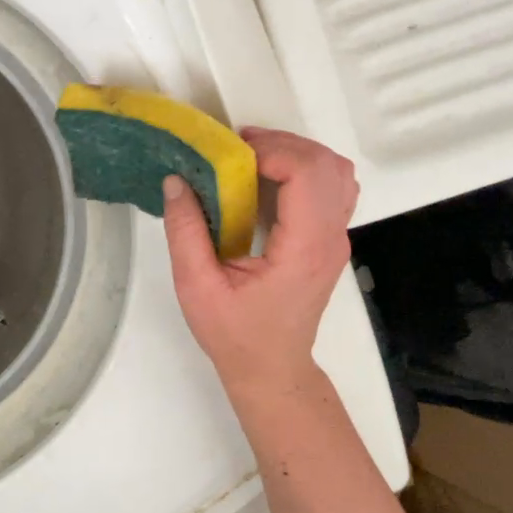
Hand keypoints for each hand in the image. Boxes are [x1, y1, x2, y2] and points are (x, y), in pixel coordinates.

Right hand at [162, 128, 358, 385]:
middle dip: (281, 144)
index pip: (307, 175)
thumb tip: (176, 182)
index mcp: (303, 248)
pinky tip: (266, 178)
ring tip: (249, 158)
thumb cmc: (233, 333)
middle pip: (327, 164)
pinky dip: (302, 170)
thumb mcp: (196, 286)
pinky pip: (330, 188)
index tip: (230, 153)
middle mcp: (330, 238)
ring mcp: (335, 238)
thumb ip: (185, 232)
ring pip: (335, 172)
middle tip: (234, 148)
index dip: (273, 151)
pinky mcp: (328, 240)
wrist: (270, 367)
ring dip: (295, 153)